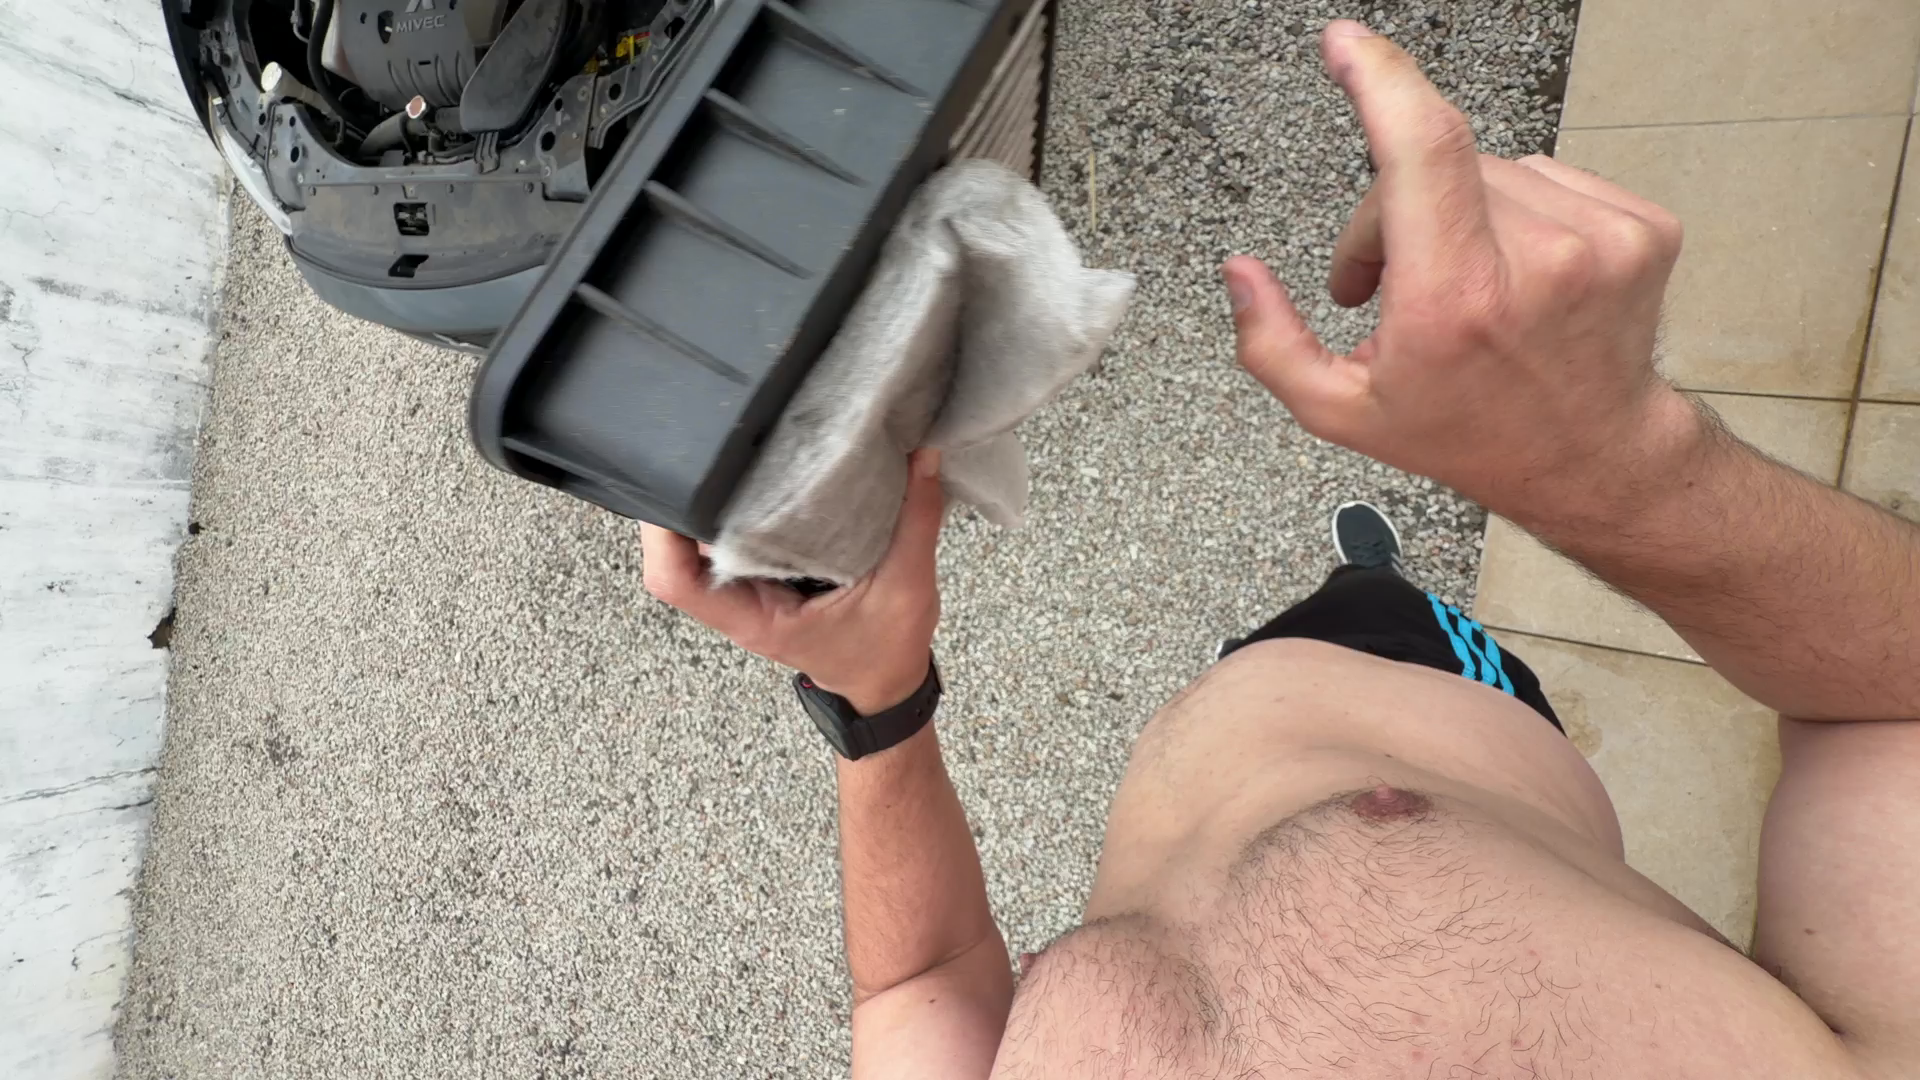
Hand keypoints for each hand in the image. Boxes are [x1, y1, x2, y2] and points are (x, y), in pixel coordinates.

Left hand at [640, 449, 945, 714]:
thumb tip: (921, 455)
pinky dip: (741, 505)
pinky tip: (762, 471)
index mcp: (758, 617)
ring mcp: (751, 590)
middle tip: (710, 445)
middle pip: (680, 550)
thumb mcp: (909, 586)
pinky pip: (736, 537)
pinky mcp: (768, 576)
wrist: (885, 682)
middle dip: (686, 497)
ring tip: (734, 448)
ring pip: (705, 541)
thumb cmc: (887, 651)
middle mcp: (742, 603)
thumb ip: (916, 520)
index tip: (673, 483)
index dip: (661, 535)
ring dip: (713, 499)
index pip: (676, 581)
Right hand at [1223, 21, 1703, 529]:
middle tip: (1374, 289)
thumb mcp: (1335, 411)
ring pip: (1484, 170)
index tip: (1342, 45)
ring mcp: (1603, 235)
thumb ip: (1269, 343)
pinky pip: (1538, 178)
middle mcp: (1537, 259)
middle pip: (1431, 168)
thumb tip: (1239, 271)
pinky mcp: (1639, 223)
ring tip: (1440, 285)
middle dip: (1383, 216)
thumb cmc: (1457, 434)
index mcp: (1453, 304)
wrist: (1584, 453)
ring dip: (1442, 213)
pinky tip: (1497, 271)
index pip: (1420, 154)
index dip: (1377, 83)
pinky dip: (1498, 213)